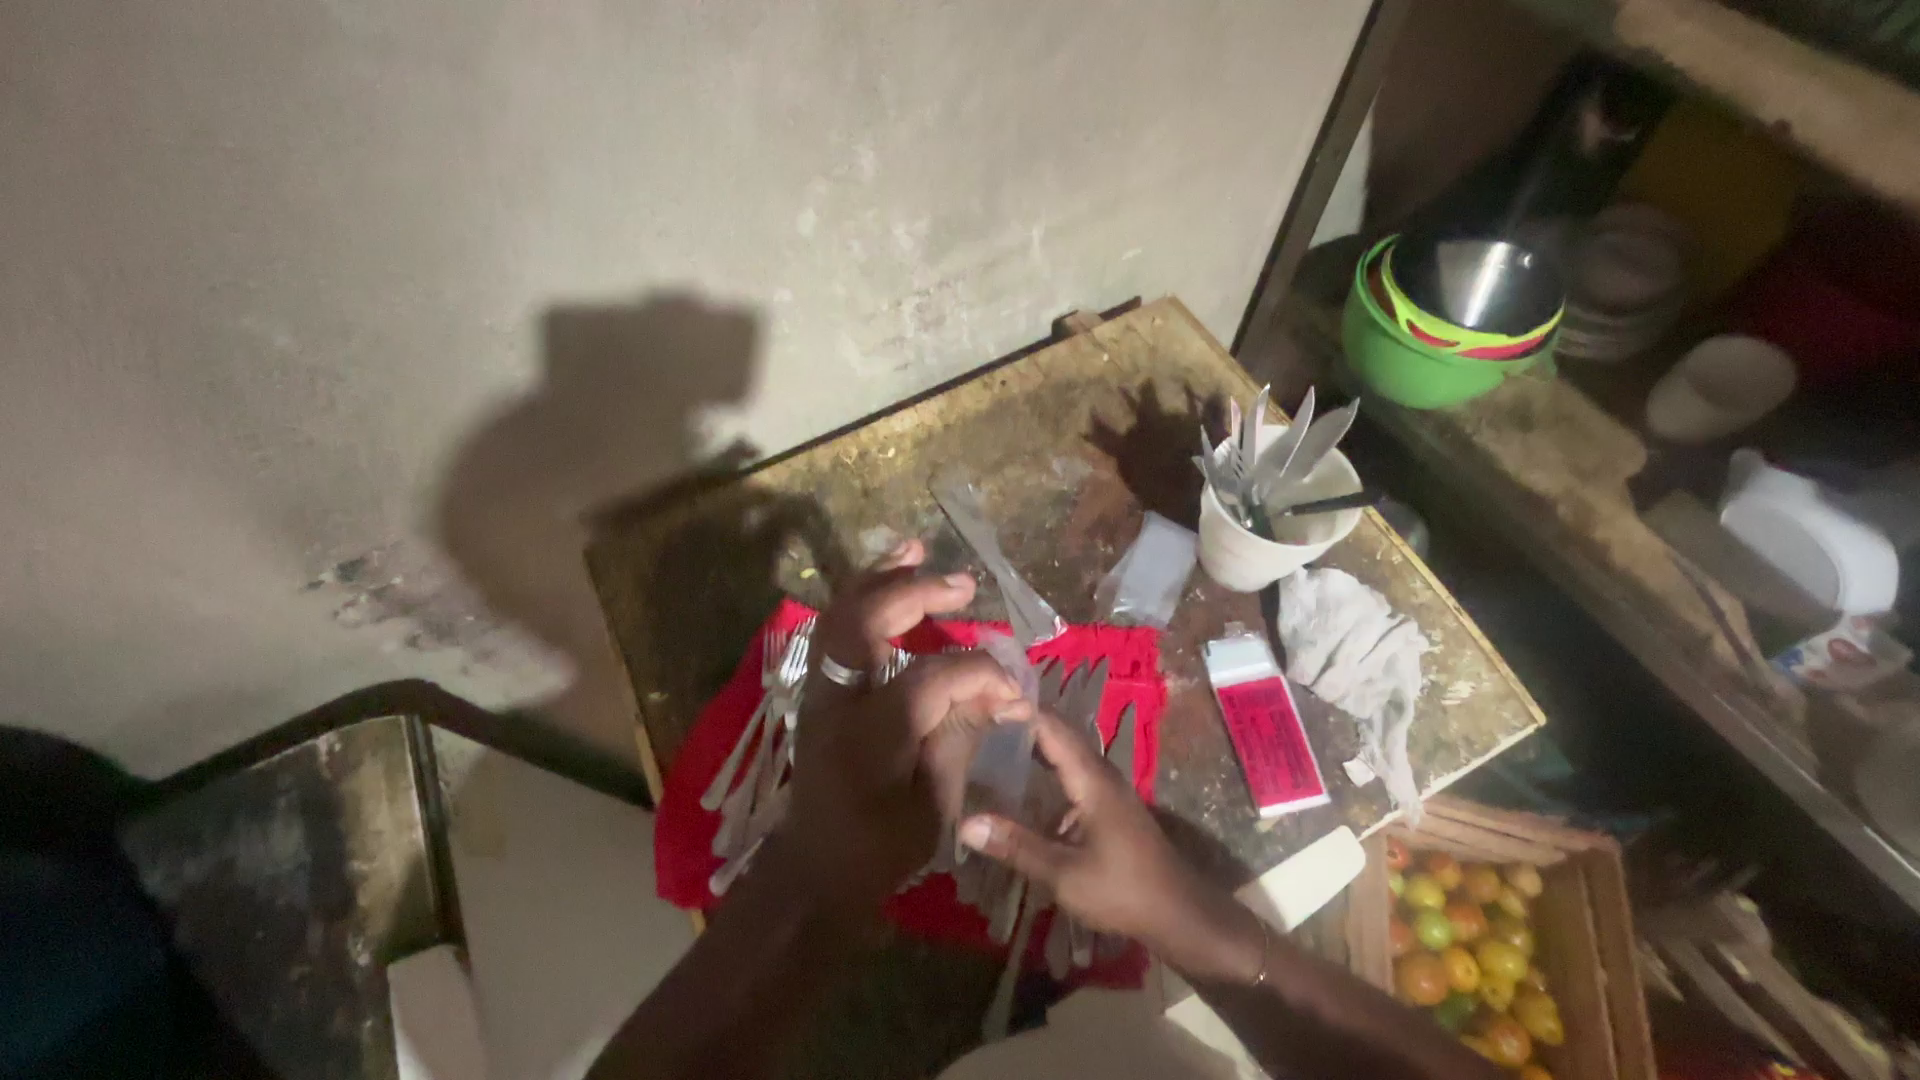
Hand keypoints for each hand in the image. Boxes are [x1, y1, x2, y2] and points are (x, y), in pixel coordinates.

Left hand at [781, 540, 1029, 904]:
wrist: (816, 865)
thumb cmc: (879, 847)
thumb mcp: (934, 802)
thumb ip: (963, 733)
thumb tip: (1004, 692)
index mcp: (870, 737)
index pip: (931, 678)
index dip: (979, 674)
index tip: (1013, 689)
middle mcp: (837, 700)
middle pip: (867, 621)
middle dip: (917, 594)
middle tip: (964, 586)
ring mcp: (821, 689)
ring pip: (842, 612)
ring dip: (882, 577)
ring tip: (918, 549)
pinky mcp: (819, 687)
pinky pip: (838, 627)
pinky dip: (864, 596)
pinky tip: (892, 577)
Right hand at [956, 710, 1264, 981]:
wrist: (1180, 914)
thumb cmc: (1123, 890)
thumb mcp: (1064, 874)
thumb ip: (1016, 846)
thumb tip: (965, 824)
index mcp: (1091, 779)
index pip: (1051, 727)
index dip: (1018, 713)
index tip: (981, 708)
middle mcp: (1101, 774)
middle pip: (1058, 735)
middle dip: (1021, 726)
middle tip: (979, 726)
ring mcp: (1109, 790)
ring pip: (1067, 754)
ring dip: (1034, 747)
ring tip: (992, 750)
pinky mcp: (1110, 807)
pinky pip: (1073, 774)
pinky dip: (1046, 771)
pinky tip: (1022, 790)